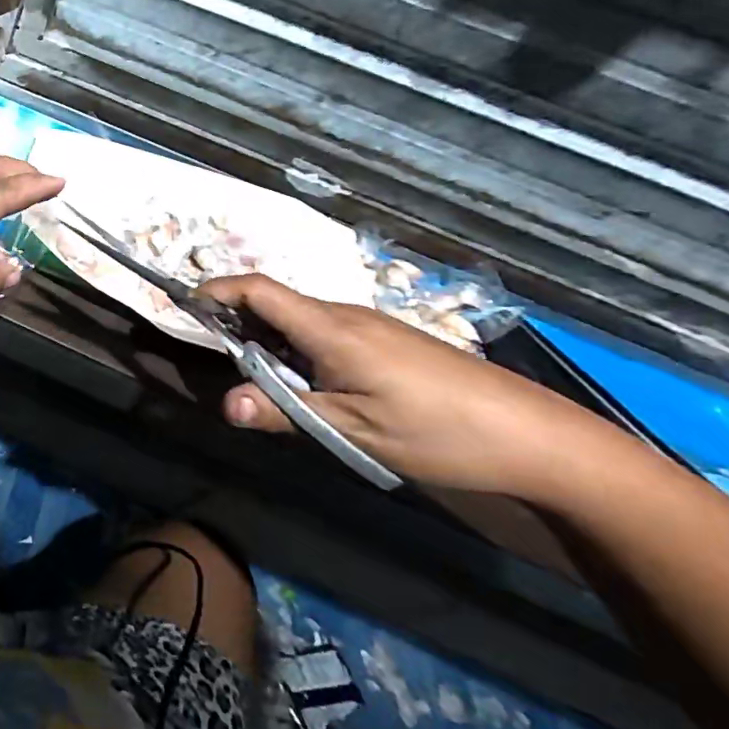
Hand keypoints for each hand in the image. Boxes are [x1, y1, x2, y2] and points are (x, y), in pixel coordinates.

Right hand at [198, 274, 613, 497]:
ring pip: (300, 318)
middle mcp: (347, 316)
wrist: (542, 439)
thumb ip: (284, 412)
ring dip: (269, 338)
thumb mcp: (354, 430)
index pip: (260, 290)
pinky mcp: (390, 340)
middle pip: (275, 302)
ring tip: (260, 378)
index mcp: (332, 330)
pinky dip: (298, 346)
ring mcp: (372, 326)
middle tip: (217, 356)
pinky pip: (326, 331)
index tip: (186, 303)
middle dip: (236, 319)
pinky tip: (309, 382)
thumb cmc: (441, 432)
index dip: (218, 289)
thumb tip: (225, 404)